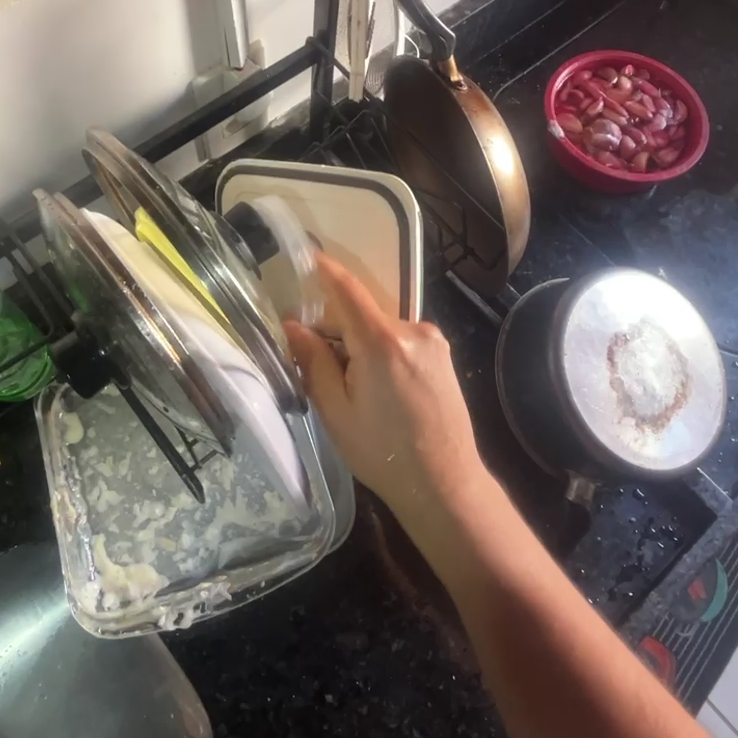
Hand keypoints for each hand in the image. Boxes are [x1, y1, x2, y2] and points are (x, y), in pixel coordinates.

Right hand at [283, 255, 493, 532]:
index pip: (348, 291)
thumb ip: (314, 362)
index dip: (326, 271)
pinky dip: (383, 353)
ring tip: (354, 388)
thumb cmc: (382, 452)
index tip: (308, 255)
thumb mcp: (335, 411)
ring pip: (383, 329)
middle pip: (364, 314)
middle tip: (321, 364)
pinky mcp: (444, 355)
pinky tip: (381, 391)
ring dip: (363, 345)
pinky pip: (402, 341)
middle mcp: (413, 331)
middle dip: (339, 330)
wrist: (444, 483)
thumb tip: (294, 326)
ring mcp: (434, 341)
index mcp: (382, 342)